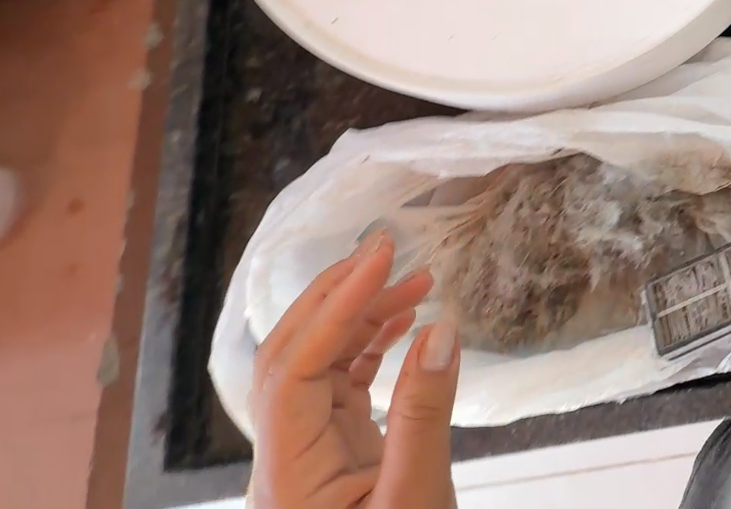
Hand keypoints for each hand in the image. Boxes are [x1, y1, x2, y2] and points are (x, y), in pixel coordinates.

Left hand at [249, 231, 460, 508]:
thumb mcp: (419, 498)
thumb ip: (426, 412)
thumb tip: (443, 325)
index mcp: (290, 473)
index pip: (296, 369)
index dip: (338, 305)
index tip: (386, 255)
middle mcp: (288, 456)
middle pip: (290, 357)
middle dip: (335, 295)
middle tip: (389, 246)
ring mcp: (310, 452)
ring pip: (317, 364)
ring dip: (361, 314)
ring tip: (418, 279)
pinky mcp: (338, 450)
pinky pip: (344, 382)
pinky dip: (373, 342)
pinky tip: (407, 321)